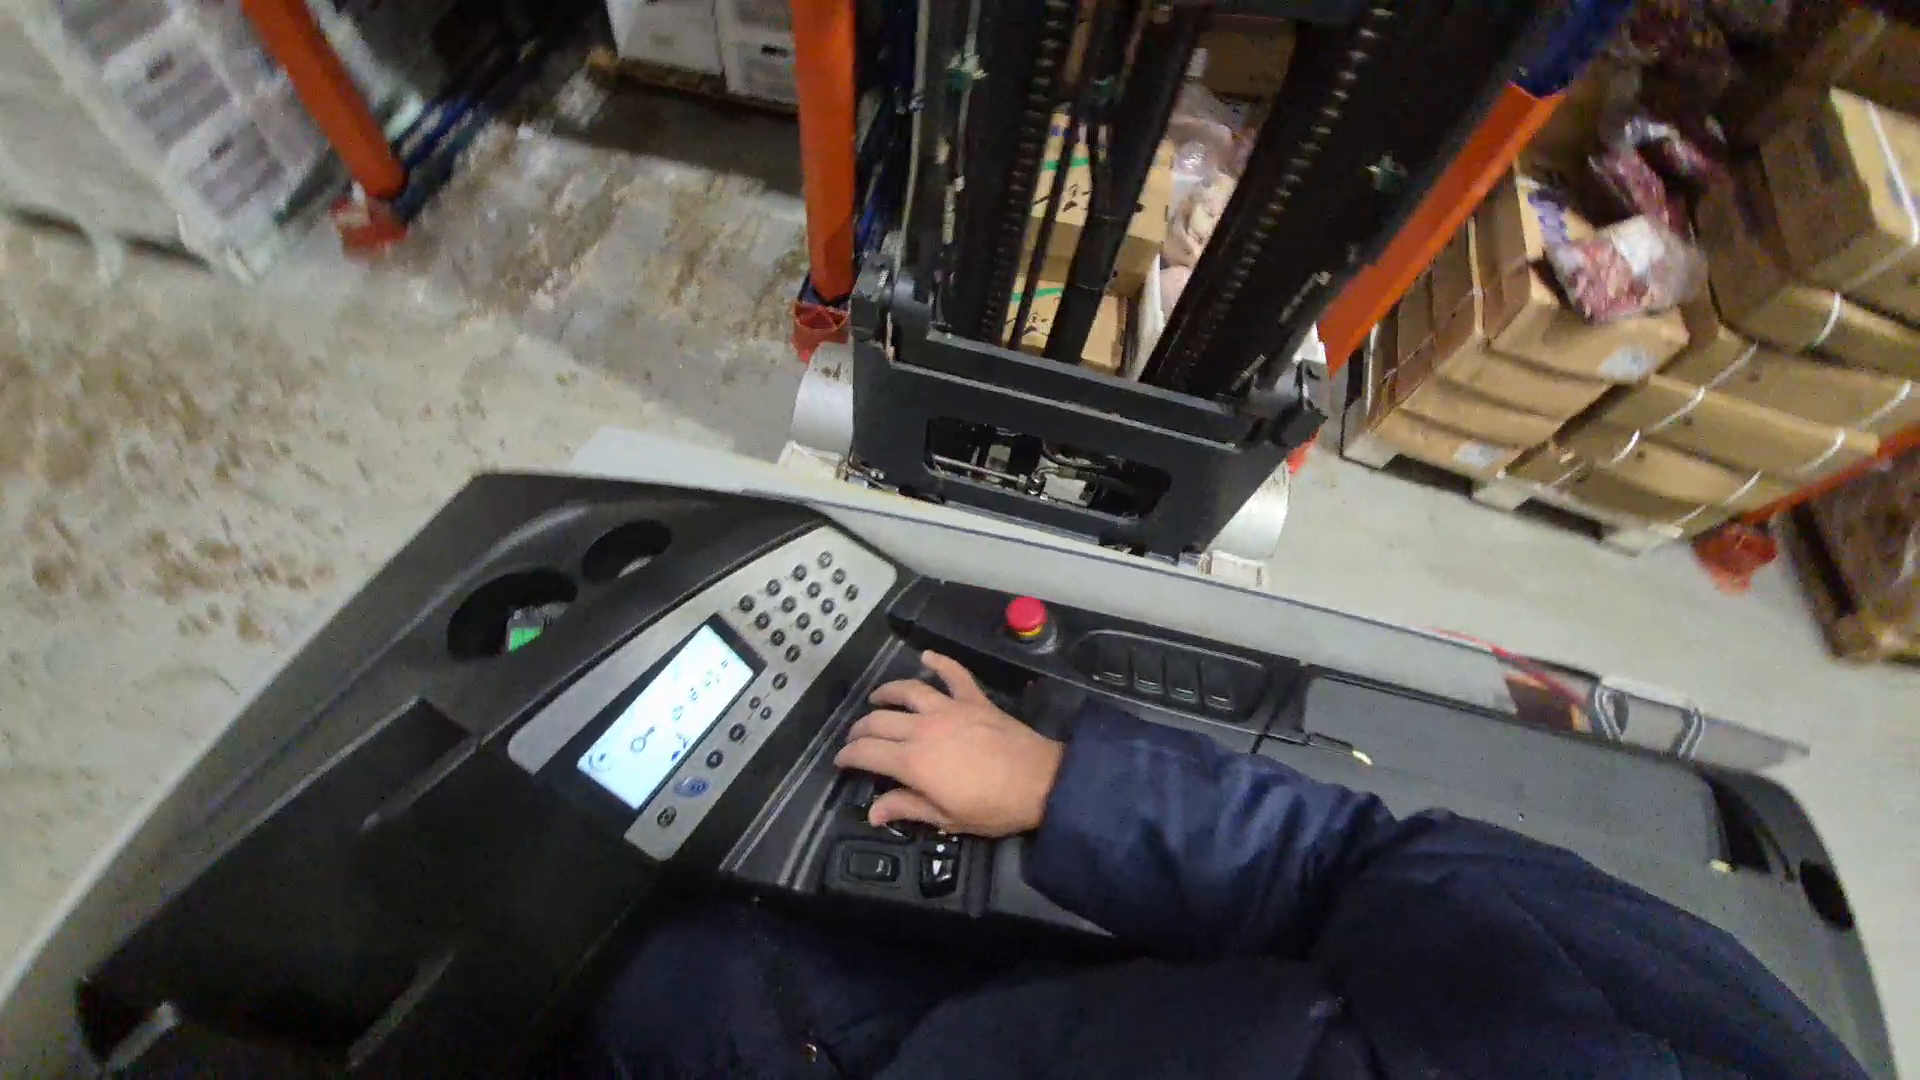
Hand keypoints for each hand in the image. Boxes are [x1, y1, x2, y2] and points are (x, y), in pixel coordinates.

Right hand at [834, 651, 1064, 836]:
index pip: (867, 752)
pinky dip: (940, 662)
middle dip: (860, 728)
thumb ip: (907, 808)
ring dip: (888, 692)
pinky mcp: (974, 699)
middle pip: (880, 720)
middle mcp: (924, 728)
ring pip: (909, 690)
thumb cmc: (993, 807)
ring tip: (877, 698)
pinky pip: (954, 674)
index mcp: (913, 762)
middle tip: (856, 737)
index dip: (848, 756)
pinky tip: (927, 656)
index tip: (841, 761)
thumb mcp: (947, 819)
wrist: (1041, 782)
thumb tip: (872, 812)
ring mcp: (950, 708)